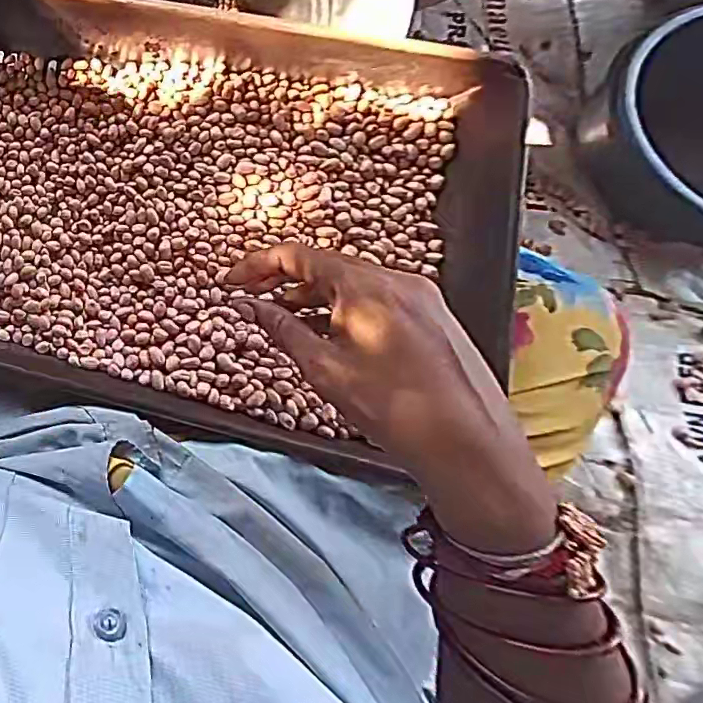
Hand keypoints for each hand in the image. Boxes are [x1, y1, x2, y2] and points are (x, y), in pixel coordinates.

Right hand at [226, 244, 556, 552]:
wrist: (471, 447)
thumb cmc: (394, 408)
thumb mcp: (323, 367)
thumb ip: (280, 328)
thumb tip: (247, 305)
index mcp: (367, 288)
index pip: (299, 256)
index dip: (257, 264)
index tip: (232, 281)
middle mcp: (398, 282)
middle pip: (326, 264)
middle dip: (282, 279)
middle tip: (250, 296)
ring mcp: (421, 298)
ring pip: (350, 282)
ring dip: (310, 294)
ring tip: (281, 316)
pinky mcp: (433, 317)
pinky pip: (374, 298)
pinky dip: (340, 306)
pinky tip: (324, 330)